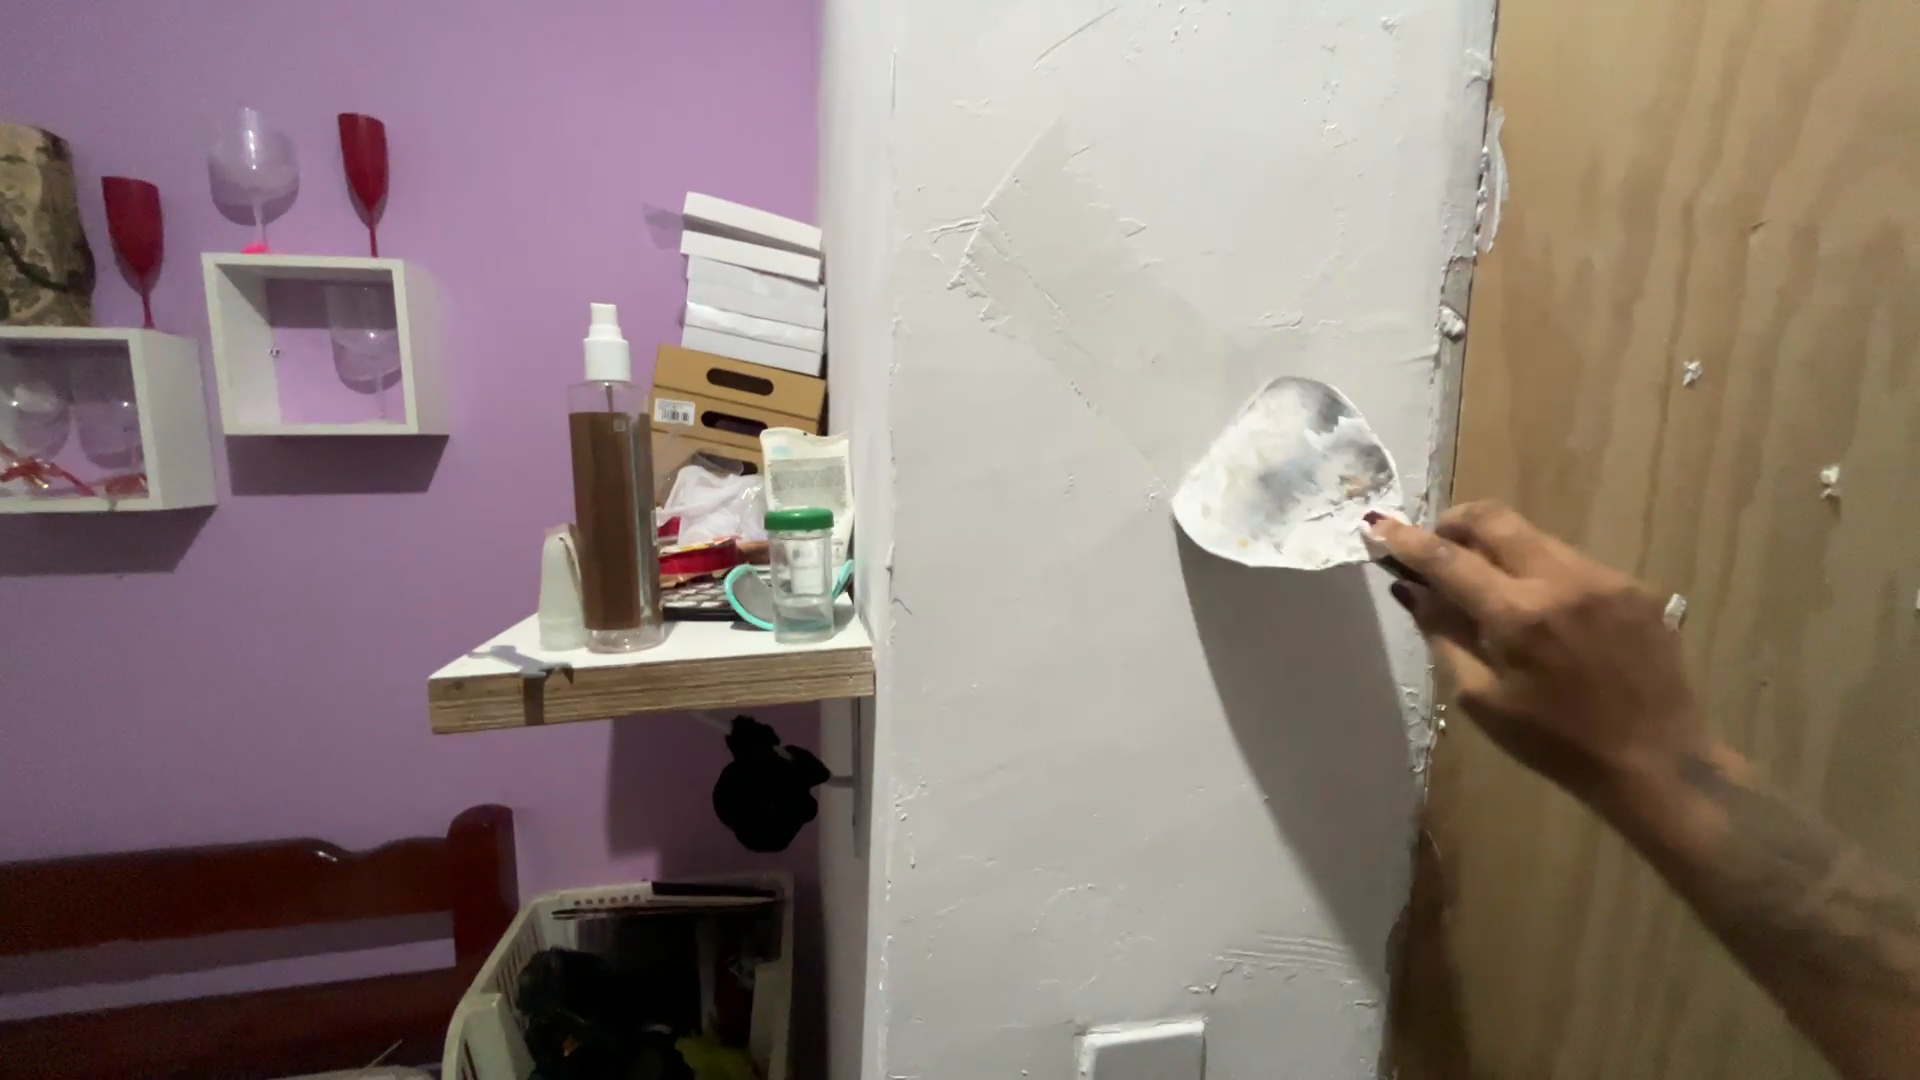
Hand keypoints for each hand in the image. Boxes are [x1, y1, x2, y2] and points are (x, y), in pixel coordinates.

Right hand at [1367, 502, 1704, 800]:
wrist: (1659, 763)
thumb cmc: (1553, 740)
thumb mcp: (1478, 695)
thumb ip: (1442, 632)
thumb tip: (1410, 588)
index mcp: (1519, 615)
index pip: (1448, 558)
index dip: (1406, 540)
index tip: (1377, 526)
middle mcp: (1563, 582)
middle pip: (1494, 519)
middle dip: (1453, 523)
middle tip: (1433, 546)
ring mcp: (1604, 579)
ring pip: (1531, 535)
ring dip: (1493, 547)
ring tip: (1481, 582)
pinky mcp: (1631, 588)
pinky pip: (1565, 559)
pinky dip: (1531, 568)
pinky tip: (1531, 607)